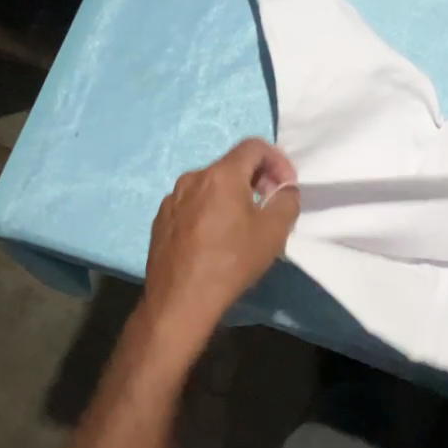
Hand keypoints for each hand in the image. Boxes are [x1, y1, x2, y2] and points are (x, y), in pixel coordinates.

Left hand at [141, 139, 301, 335]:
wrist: (180, 301)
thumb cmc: (231, 262)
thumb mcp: (274, 231)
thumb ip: (287, 200)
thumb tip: (284, 190)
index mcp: (221, 174)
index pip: (254, 146)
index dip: (277, 161)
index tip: (286, 187)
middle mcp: (193, 178)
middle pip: (231, 165)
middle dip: (256, 179)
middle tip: (269, 205)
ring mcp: (172, 199)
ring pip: (210, 186)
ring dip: (231, 196)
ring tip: (242, 225)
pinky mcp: (160, 220)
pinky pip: (192, 204)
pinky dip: (209, 211)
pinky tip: (215, 239)